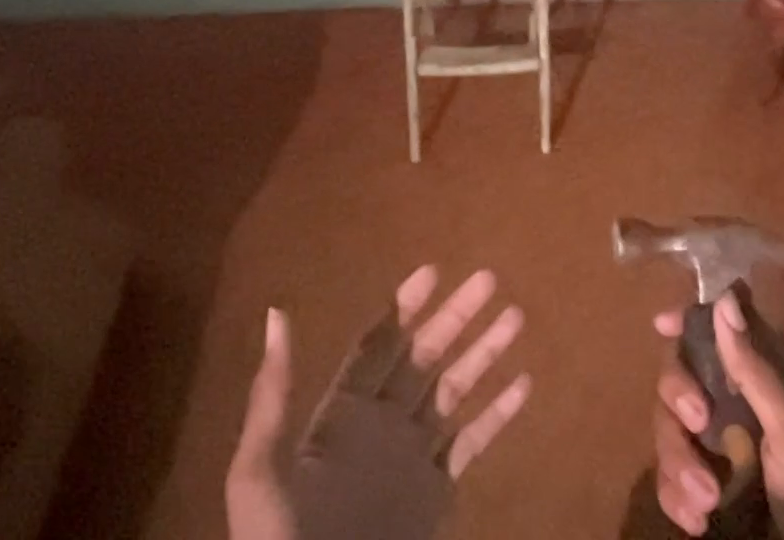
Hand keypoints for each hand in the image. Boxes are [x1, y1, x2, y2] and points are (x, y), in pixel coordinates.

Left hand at [227, 266, 532, 539]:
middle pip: (425, 357)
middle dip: (455, 317)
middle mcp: (380, 425)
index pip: (379, 345)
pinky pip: (472, 443)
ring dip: (484, 353)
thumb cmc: (282, 537)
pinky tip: (523, 384)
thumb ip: (274, 393)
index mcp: (340, 414)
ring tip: (515, 316)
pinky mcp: (435, 491)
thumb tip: (277, 314)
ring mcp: (411, 456)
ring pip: (455, 390)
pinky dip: (498, 414)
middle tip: (488, 278)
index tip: (434, 270)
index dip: (405, 307)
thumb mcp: (260, 468)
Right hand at [651, 292, 783, 538]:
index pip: (722, 326)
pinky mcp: (700, 481)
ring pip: (667, 424)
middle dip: (678, 394)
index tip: (663, 324)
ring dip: (677, 460)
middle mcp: (734, 399)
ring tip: (707, 500)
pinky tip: (697, 522)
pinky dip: (674, 495)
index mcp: (764, 374)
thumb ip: (756, 367)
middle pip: (681, 372)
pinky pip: (666, 473)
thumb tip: (725, 296)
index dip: (691, 317)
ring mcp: (715, 442)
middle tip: (697, 422)